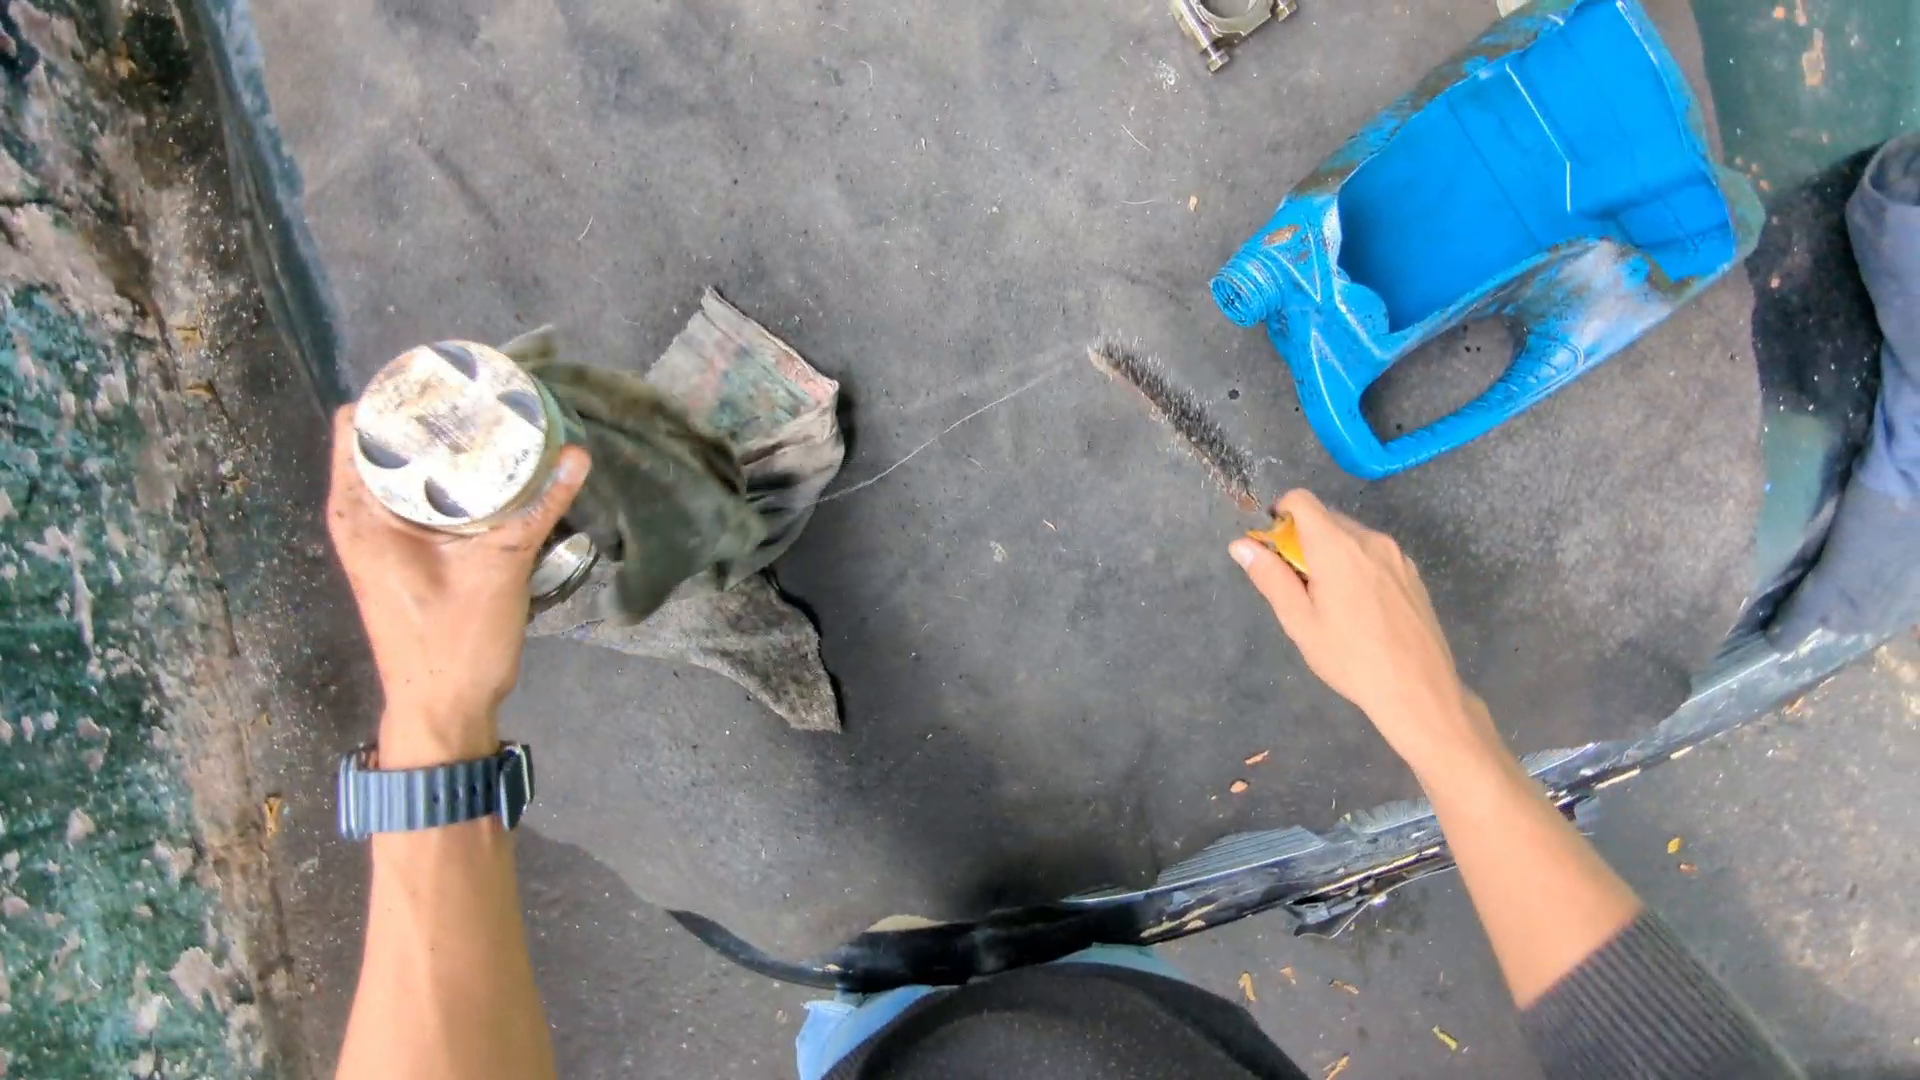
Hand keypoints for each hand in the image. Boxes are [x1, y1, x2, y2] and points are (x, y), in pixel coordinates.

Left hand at [325, 405, 589, 766]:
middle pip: (383, 446)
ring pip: (406, 475)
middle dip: (429, 419)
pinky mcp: (409, 556)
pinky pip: (424, 501)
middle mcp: (362, 520)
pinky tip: (494, 475)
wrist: (444, 706)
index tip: (447, 377)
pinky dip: (452, 482)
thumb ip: (539, 507)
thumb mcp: (502, 566)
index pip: (355, 428)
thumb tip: (578, 453)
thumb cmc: (456, 640)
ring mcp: (383, 540)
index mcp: (361, 515)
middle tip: (485, 396)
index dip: (395, 396)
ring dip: (443, 452)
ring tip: (493, 425)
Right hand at [1228, 490, 1505, 778]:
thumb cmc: (1349, 657)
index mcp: (1337, 547)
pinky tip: (1359, 608)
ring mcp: (1397, 556)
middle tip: (1297, 585)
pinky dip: (1356, 566)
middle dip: (1303, 540)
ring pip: (1351, 537)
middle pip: (1326, 518)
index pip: (1301, 501)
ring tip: (1330, 601)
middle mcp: (1370, 540)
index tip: (1273, 548)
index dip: (1280, 514)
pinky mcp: (1412, 573)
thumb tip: (1241, 545)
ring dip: (1330, 554)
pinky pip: (1373, 555)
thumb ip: (1270, 576)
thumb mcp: (1299, 621)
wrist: (1418, 690)